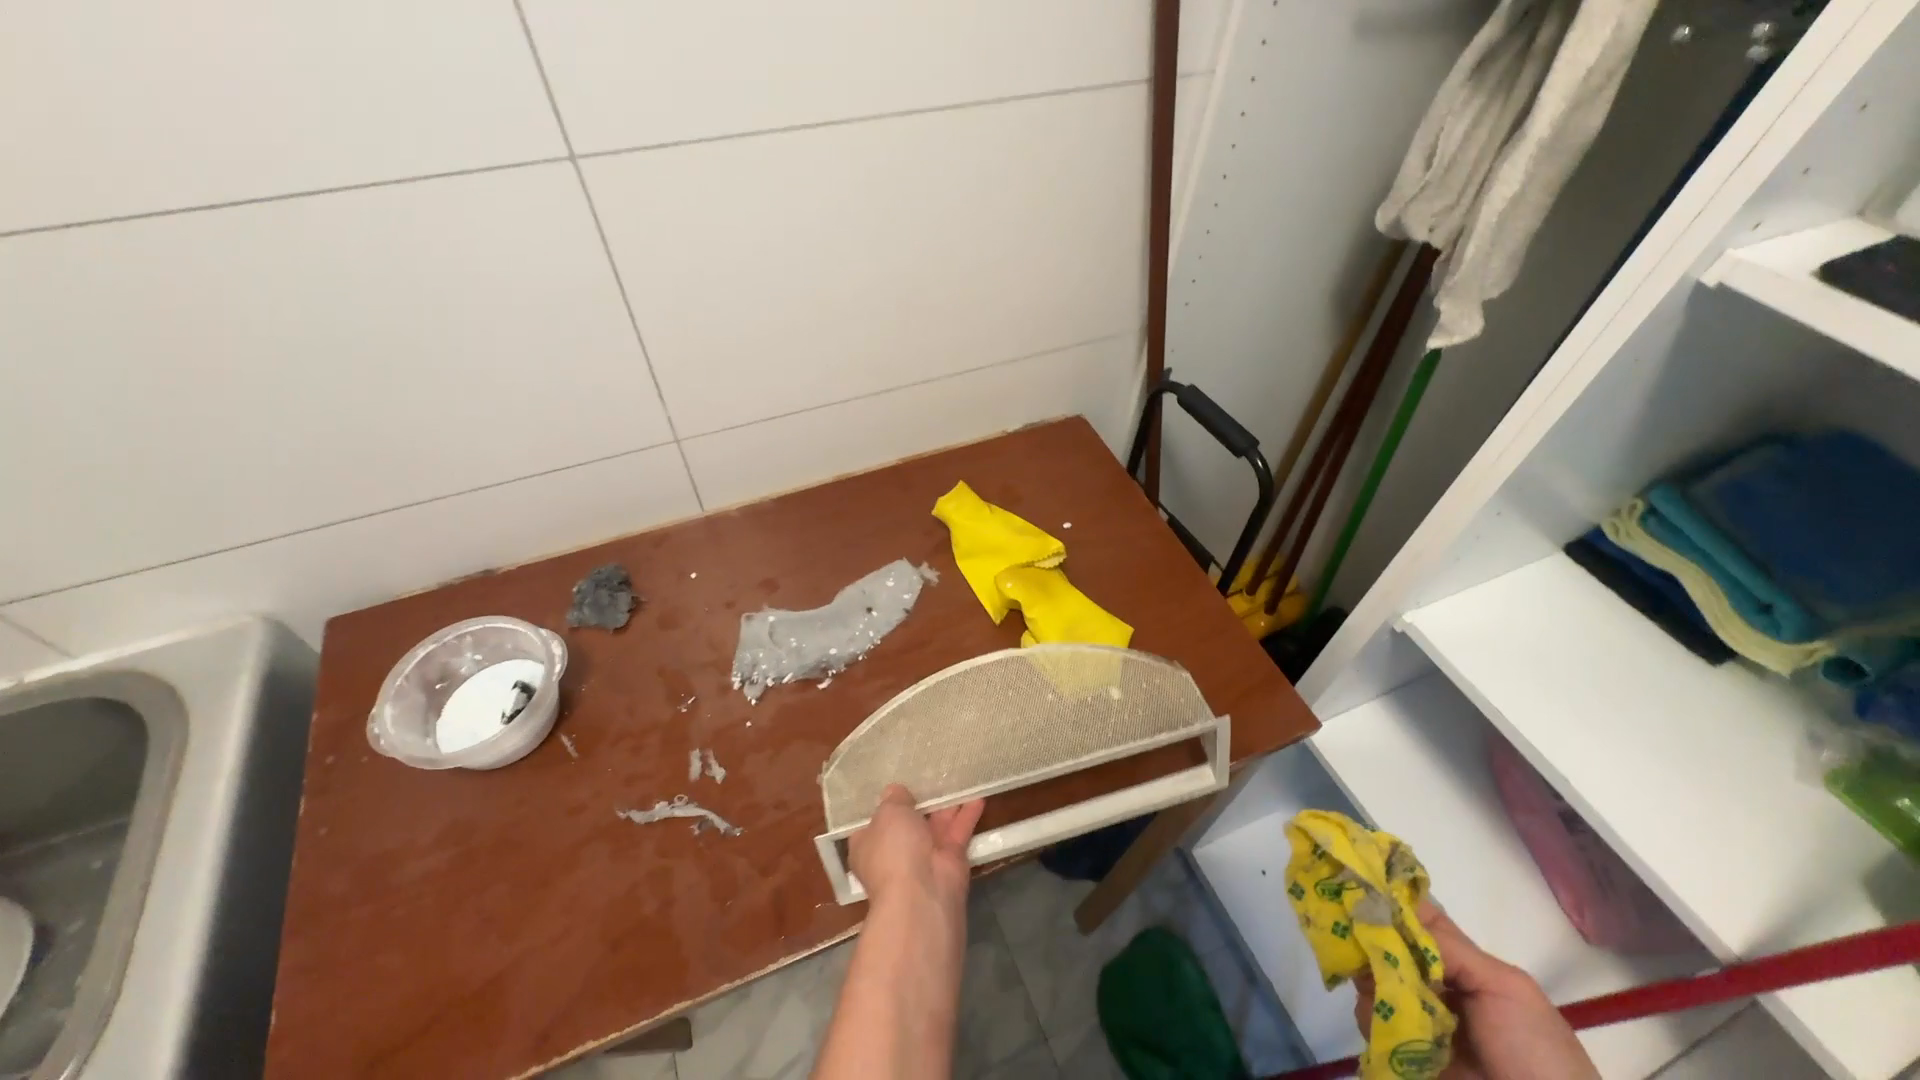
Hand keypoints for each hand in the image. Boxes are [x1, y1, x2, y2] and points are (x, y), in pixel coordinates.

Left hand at [848, 785, 984, 911]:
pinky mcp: (950, 860)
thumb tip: (895, 791)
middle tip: (929, 770)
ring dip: (946, 803)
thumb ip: (894, 799)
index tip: (894, 781)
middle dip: (918, 800)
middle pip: (907, 821)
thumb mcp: (887, 814)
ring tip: (956, 775)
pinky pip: (957, 831)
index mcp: (868, 844)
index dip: (883, 802)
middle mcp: (894, 851)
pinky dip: (967, 814)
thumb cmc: (893, 850)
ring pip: (936, 824)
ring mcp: (923, 856)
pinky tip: (978, 794)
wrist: (922, 893)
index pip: (873, 821)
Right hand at [1354, 901, 1598, 1079]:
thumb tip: (1390, 915)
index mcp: (1463, 963)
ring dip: (1370, 985)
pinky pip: (1374, 1026)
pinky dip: (1373, 1022)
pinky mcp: (1404, 1052)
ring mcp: (1418, 1019)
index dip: (1389, 902)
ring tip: (1385, 1000)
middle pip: (1386, 949)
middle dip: (1369, 943)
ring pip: (1372, 984)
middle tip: (1354, 944)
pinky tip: (1387, 1028)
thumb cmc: (1535, 1051)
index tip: (1356, 888)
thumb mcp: (1504, 989)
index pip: (1419, 921)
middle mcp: (1435, 985)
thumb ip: (1449, 949)